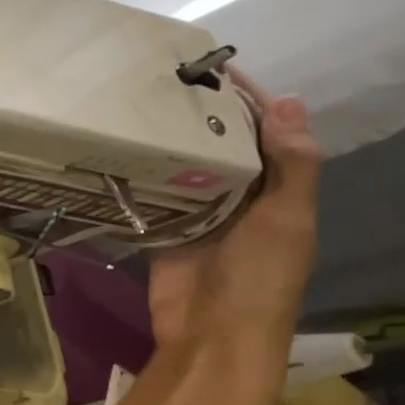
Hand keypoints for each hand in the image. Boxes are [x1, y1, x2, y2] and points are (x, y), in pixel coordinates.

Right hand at [148, 71, 321, 365]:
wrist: (211, 335)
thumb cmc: (258, 277)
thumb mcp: (286, 220)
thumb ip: (291, 165)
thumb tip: (288, 101)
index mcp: (279, 193)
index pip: (266, 134)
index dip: (247, 101)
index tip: (210, 68)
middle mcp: (239, 199)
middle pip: (220, 147)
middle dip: (196, 116)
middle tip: (154, 82)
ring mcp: (197, 216)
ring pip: (182, 168)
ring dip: (163, 143)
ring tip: (128, 109)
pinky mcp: (161, 232)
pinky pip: (149, 197)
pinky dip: (136, 178)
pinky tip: (113, 154)